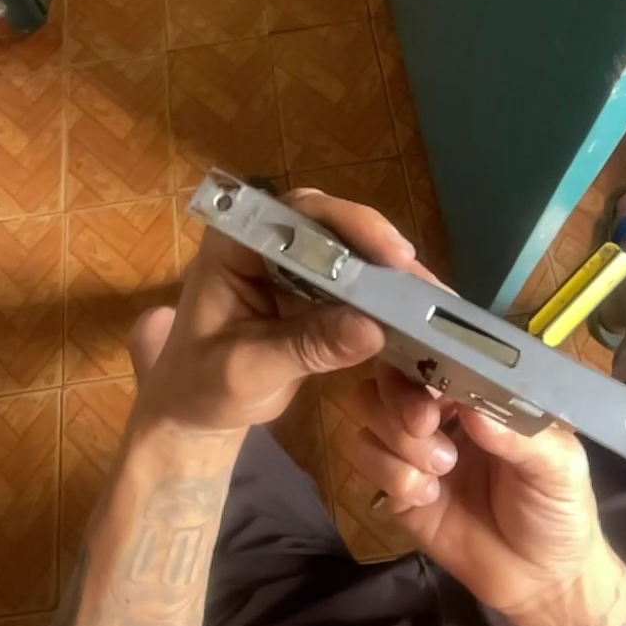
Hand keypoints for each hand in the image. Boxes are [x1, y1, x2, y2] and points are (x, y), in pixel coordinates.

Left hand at [131, 189, 412, 434]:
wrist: (192, 411)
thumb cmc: (201, 387)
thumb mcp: (247, 370)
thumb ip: (306, 346)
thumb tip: (373, 327)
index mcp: (234, 244)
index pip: (295, 214)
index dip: (347, 224)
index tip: (392, 254)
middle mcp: (267, 242)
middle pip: (332, 225)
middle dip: (379, 248)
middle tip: (422, 281)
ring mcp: (292, 264)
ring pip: (350, 251)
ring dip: (390, 275)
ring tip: (433, 301)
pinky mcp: (312, 289)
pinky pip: (354, 282)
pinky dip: (384, 298)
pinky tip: (416, 317)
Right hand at [346, 367, 615, 616]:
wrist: (540, 581)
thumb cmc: (557, 508)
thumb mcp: (560, 467)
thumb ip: (521, 436)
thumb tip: (475, 410)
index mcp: (476, 388)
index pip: (433, 350)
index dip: (420, 360)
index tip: (433, 393)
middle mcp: (438, 406)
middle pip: (386, 374)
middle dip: (399, 401)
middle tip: (428, 428)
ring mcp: (411, 443)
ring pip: (365, 410)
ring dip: (396, 441)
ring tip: (440, 473)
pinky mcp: (392, 482)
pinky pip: (362, 457)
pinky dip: (390, 475)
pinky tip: (427, 497)